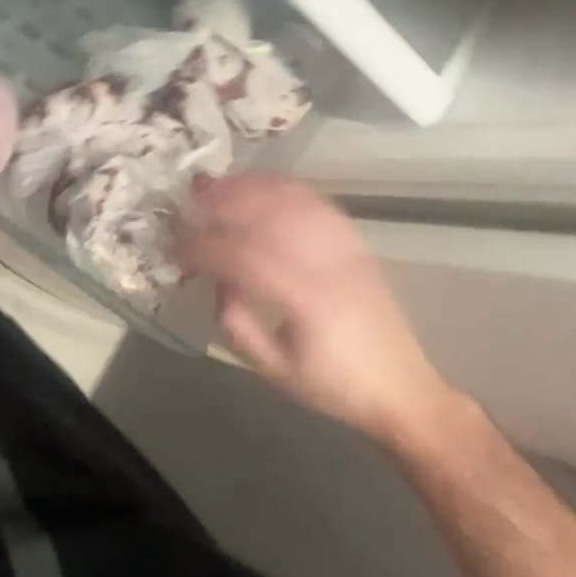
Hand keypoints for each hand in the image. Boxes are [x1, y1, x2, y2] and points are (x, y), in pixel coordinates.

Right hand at [178, 172, 462, 445]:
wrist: (401, 389)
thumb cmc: (330, 386)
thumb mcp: (269, 366)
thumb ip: (234, 320)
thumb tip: (214, 279)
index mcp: (306, 302)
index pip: (242, 257)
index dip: (202, 247)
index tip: (174, 248)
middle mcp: (330, 266)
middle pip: (269, 215)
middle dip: (221, 205)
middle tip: (186, 208)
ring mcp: (348, 251)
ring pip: (294, 201)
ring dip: (250, 189)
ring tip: (214, 188)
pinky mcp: (357, 246)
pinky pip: (317, 204)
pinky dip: (284, 189)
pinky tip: (257, 187)